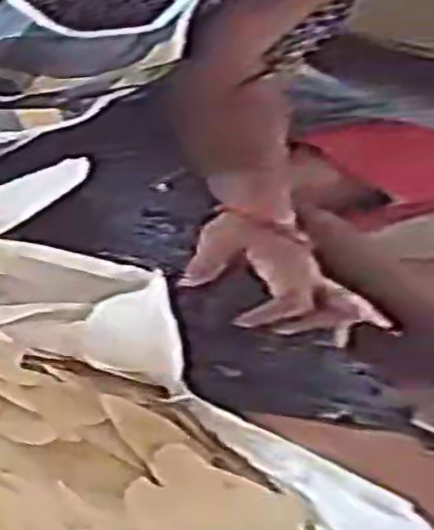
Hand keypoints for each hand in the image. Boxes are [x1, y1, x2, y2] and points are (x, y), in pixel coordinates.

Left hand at [182, 211, 391, 344]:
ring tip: (285, 325)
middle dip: (307, 324)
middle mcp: (310, 271)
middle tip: (272, 329)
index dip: (270, 315)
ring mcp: (313, 268)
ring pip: (340, 301)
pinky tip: (299, 310)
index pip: (293, 301)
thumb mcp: (218, 240)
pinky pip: (327, 290)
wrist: (259, 200)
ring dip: (321, 317)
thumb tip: (189, 283)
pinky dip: (322, 304)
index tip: (241, 321)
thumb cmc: (240, 220)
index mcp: (291, 268)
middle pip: (333, 308)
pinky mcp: (307, 264)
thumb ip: (205, 263)